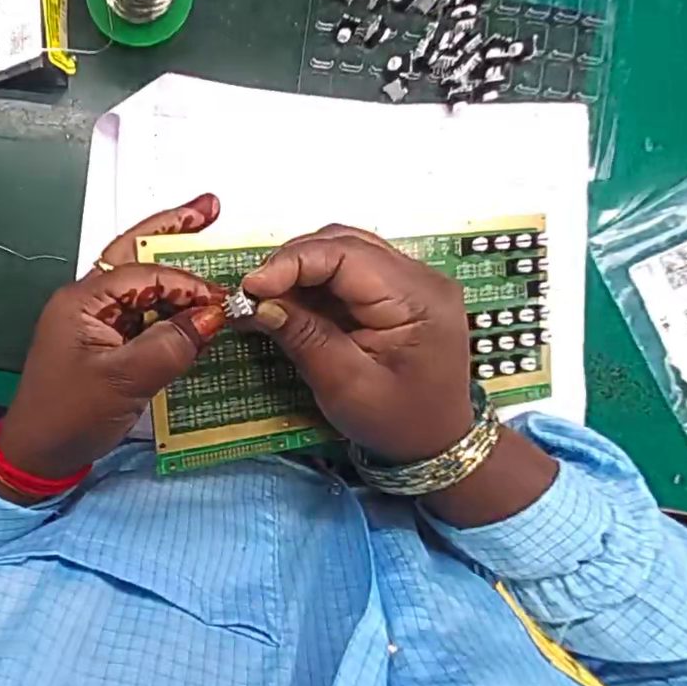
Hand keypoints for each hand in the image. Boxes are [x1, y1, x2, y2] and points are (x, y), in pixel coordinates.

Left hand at [0, 195, 227, 498]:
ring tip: (205, 238)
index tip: (219, 300)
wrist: (38, 453)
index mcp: (81, 301)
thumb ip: (171, 344)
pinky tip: (190, 303)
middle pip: (133, 254)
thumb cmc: (66, 417)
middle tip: (209, 207)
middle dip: (171, 228)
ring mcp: (94, 320)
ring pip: (138, 281)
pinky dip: (168, 304)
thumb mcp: (124, 380)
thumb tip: (212, 315)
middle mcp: (85, 302)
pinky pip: (141, 312)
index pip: (142, 274)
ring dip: (172, 265)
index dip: (185, 283)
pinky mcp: (104, 341)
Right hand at [240, 226, 475, 463]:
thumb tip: (258, 304)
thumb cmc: (397, 420)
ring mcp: (406, 281)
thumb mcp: (345, 386)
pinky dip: (307, 281)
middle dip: (289, 263)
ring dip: (296, 269)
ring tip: (265, 299)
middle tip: (252, 296)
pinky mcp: (390, 291)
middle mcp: (418, 278)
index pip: (345, 254)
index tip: (250, 288)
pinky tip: (286, 302)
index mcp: (417, 299)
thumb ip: (304, 337)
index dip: (291, 263)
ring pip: (339, 250)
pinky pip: (342, 270)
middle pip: (341, 243)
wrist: (436, 442)